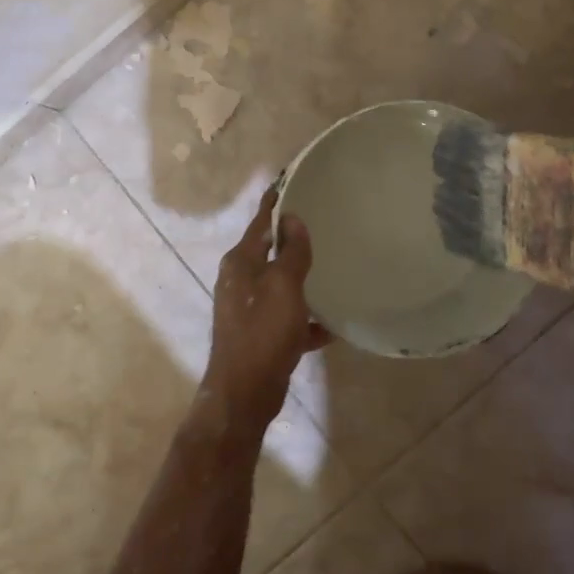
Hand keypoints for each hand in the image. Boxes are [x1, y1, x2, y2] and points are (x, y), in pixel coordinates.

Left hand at [199, 190, 332, 432]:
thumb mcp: (284, 286)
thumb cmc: (264, 332)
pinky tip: (333, 325)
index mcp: (241, 262)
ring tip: (333, 269)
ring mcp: (248, 308)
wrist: (245, 392)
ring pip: (279, 285)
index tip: (291, 181)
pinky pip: (287, 318)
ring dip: (302, 280)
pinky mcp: (259, 334)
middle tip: (324, 224)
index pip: (260, 222)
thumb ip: (291, 252)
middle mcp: (239, 280)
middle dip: (292, 240)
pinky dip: (306, 319)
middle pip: (269, 252)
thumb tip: (292, 217)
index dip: (275, 202)